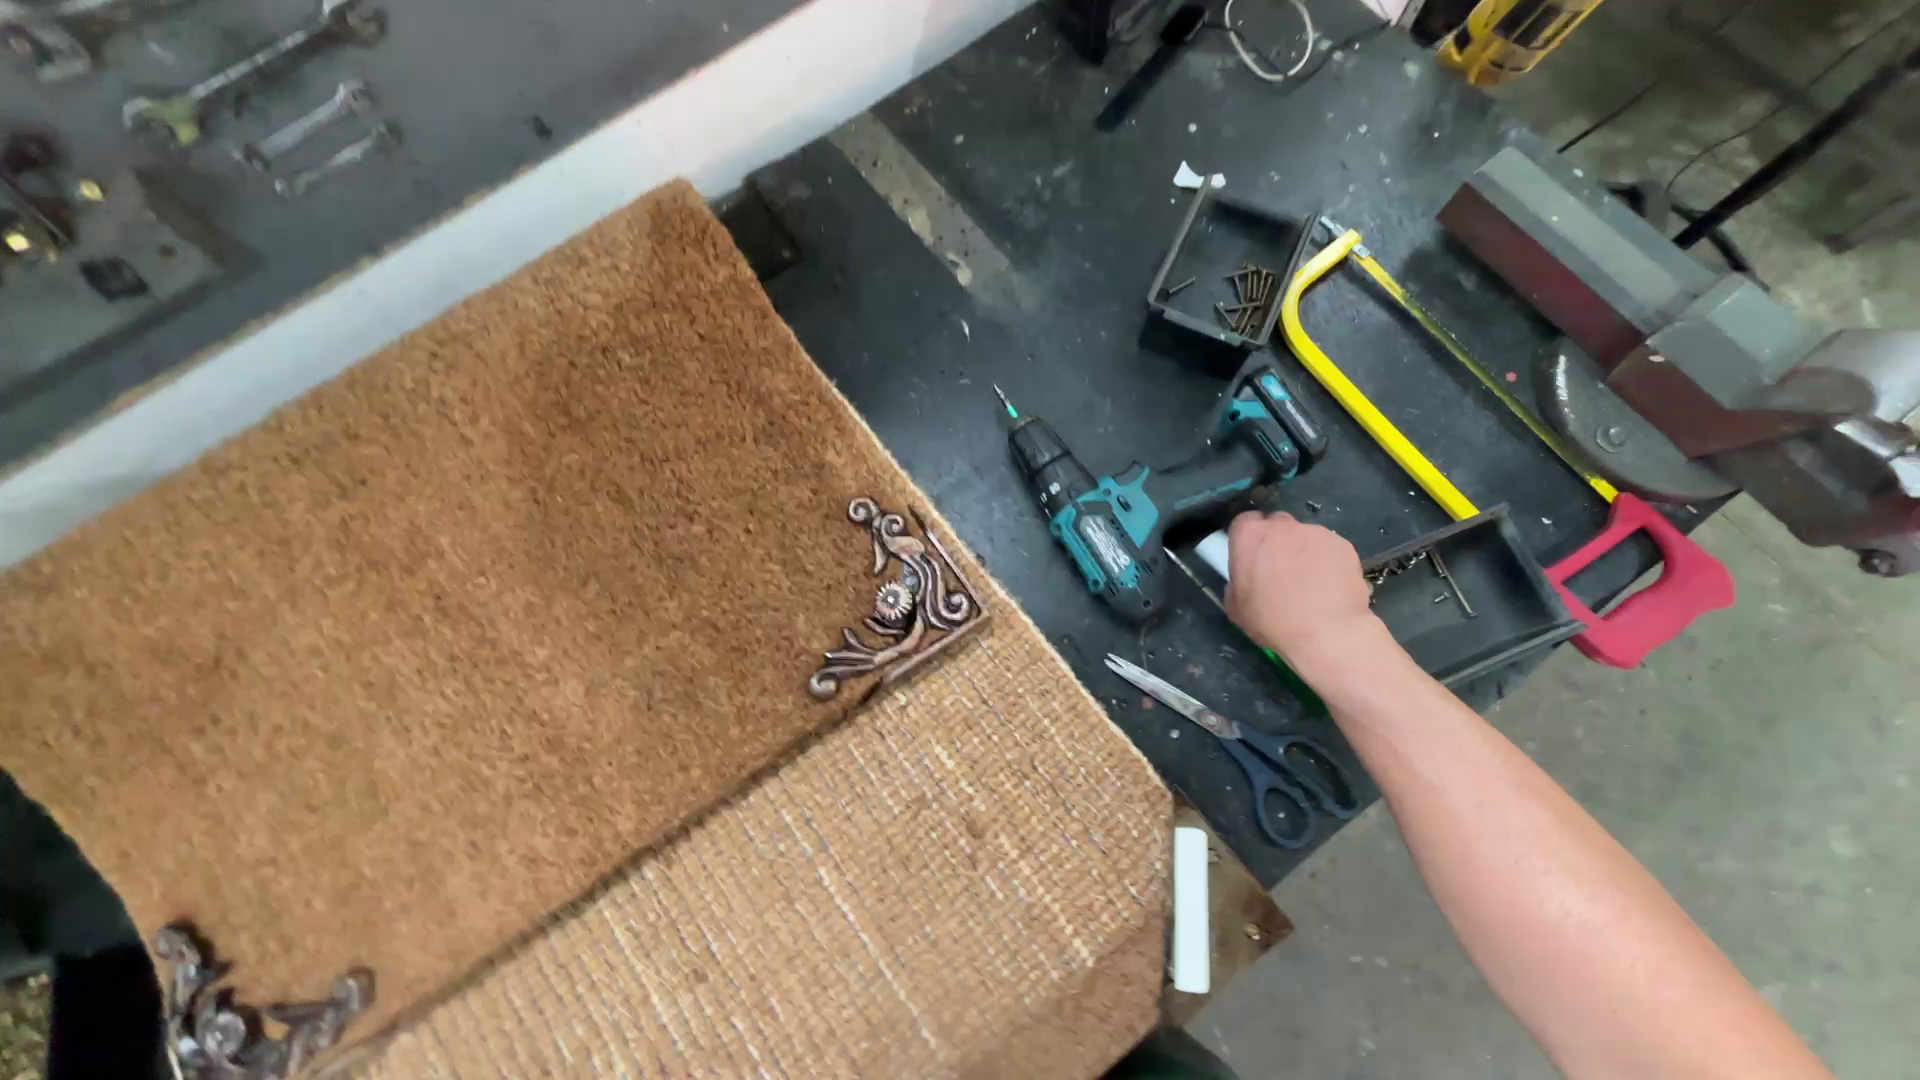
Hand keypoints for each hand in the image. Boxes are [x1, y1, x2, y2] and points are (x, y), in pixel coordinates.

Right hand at [1224, 511, 1377, 665]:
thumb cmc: (1273, 621)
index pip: (1244, 522)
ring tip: (1311, 584)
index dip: (1248, 539)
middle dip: (1277, 543)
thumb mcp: (1236, 607)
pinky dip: (1328, 562)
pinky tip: (1330, 587)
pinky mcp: (1343, 544)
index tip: (1251, 556)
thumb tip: (1247, 578)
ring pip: (1305, 537)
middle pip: (1276, 525)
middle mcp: (1282, 526)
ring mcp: (1315, 532)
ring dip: (1304, 553)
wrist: (1326, 632)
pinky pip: (1329, 549)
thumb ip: (1238, 581)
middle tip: (1280, 571)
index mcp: (1249, 537)